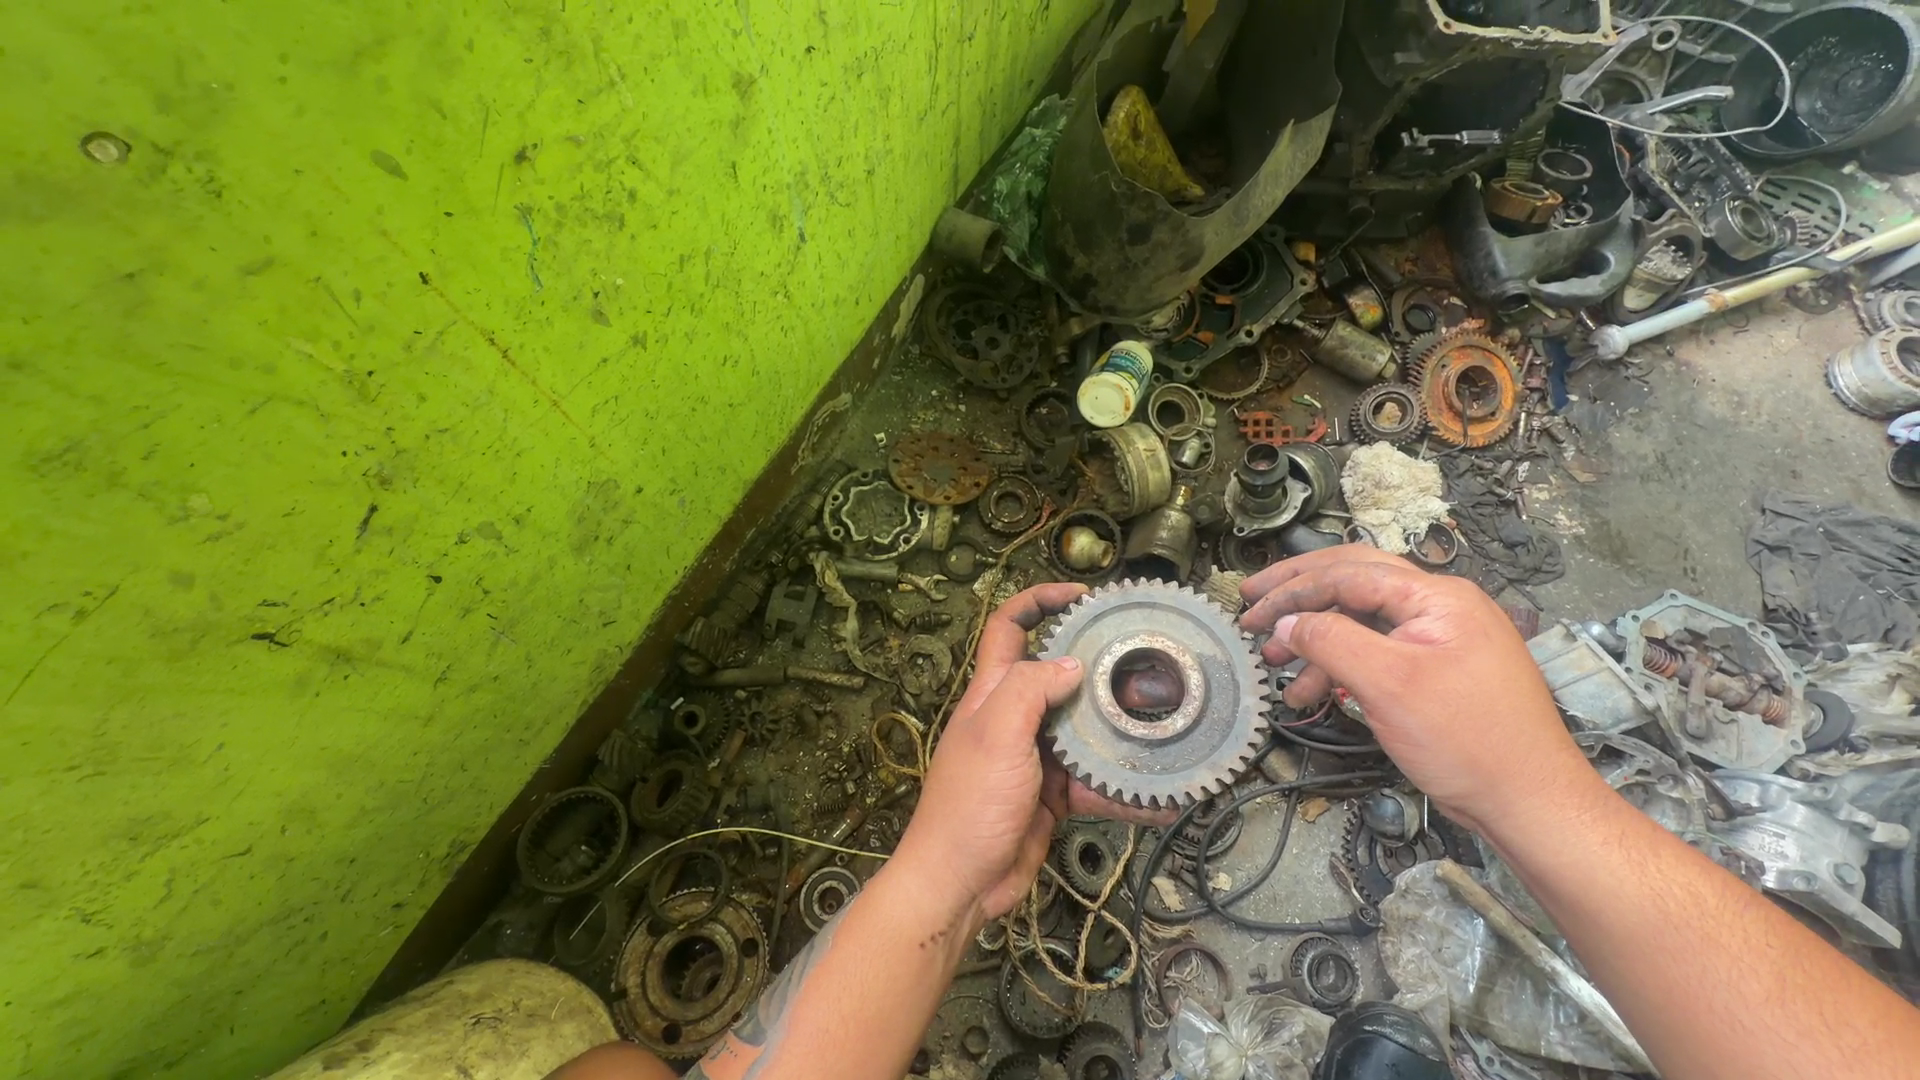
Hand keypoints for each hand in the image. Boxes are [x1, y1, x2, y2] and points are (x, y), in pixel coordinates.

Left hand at [894, 583, 1167, 925]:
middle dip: (1101, 666)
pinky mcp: (1053, 795)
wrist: (960, 883)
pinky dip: (1125, 789)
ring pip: (1084, 730)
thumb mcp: (997, 734)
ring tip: (1170, 724)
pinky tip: (1165, 795)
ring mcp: (1036, 757)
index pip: (1010, 627)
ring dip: (1122, 729)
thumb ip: (1031, 691)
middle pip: (1060, 676)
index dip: (1040, 601)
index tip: (1085, 596)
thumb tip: (1072, 663)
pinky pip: (1095, 783)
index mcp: (994, 692)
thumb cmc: (971, 800)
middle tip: (1150, 664)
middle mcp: (1015, 717)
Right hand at [1237, 546, 1590, 833]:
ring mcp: (1437, 639)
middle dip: (1297, 594)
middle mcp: (1439, 607)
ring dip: (1312, 639)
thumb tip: (1284, 623)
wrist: (1529, 803)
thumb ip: (1330, 642)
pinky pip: (1373, 653)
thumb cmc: (1465, 740)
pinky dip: (1337, 668)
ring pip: (1358, 621)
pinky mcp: (1432, 670)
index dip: (1292, 589)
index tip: (1250, 610)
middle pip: (1352, 582)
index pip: (1348, 574)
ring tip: (1272, 662)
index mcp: (1436, 597)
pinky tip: (1310, 693)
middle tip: (1252, 602)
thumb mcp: (1387, 685)